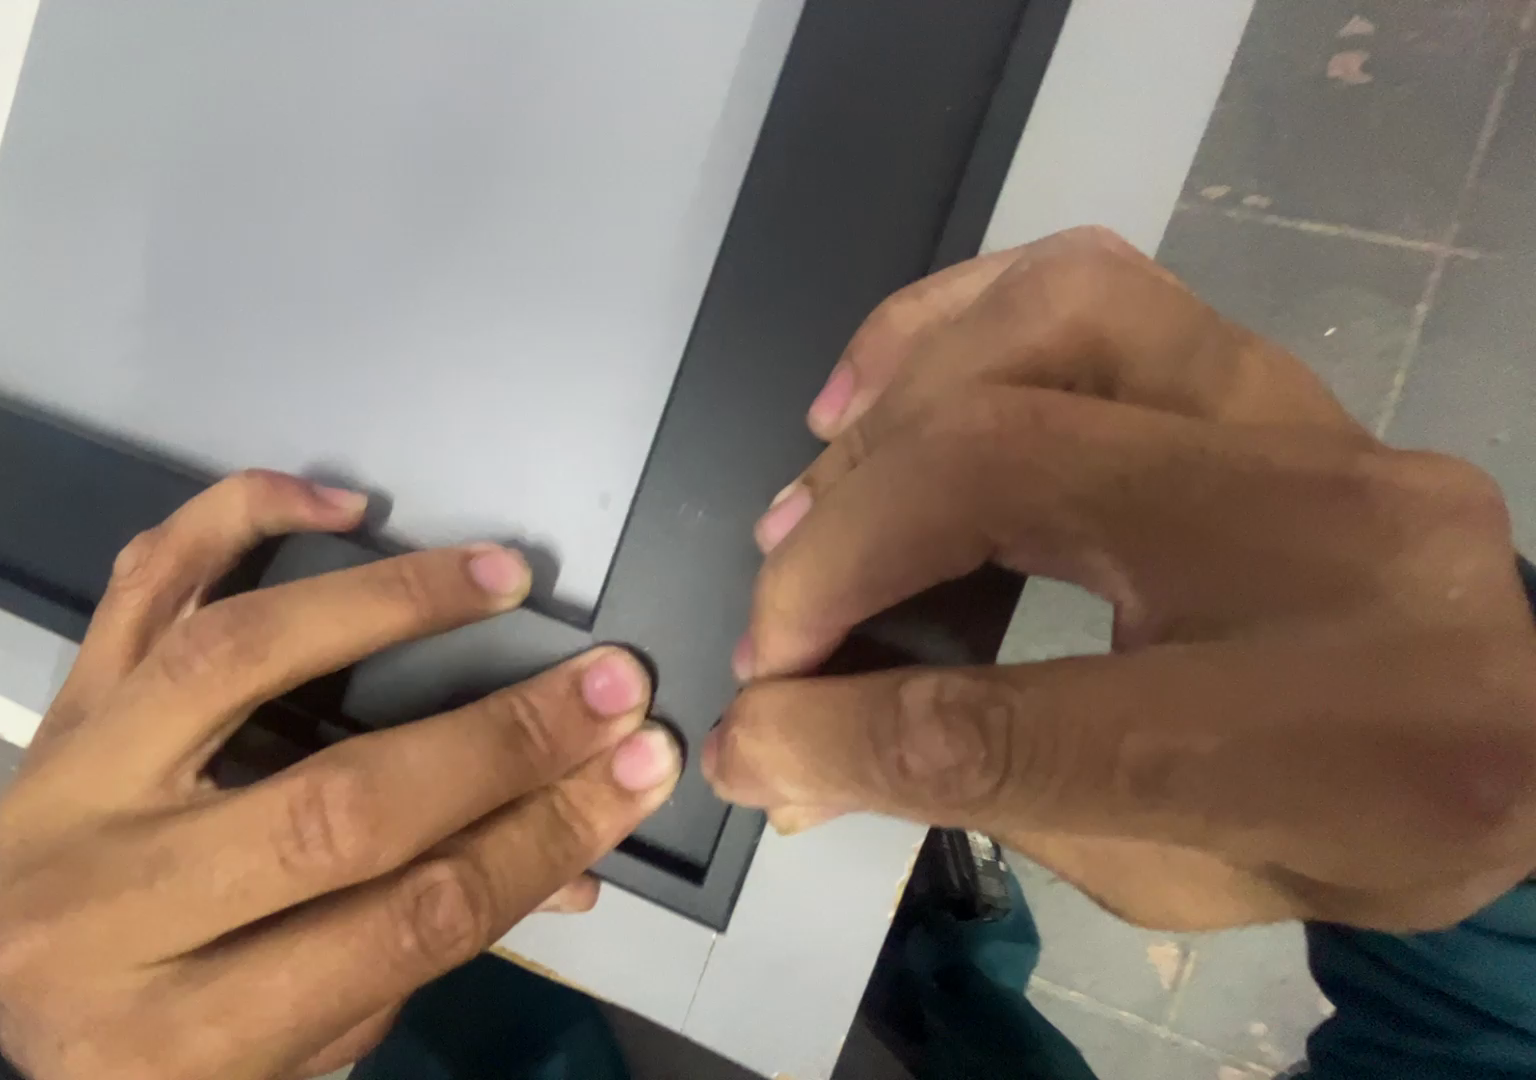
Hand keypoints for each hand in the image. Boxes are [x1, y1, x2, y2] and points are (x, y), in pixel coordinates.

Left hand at [0, 471, 680, 1079]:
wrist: (17, 1015)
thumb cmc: (188, 1036)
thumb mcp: (316, 1030)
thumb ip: (440, 934)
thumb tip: (584, 857)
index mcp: (189, 1034)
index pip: (413, 919)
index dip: (545, 837)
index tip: (641, 767)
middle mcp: (117, 900)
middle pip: (343, 804)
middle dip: (505, 737)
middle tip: (611, 681)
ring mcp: (75, 777)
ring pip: (236, 659)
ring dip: (394, 606)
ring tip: (503, 574)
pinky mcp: (66, 699)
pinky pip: (144, 580)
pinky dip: (242, 519)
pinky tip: (340, 504)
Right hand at [704, 227, 1535, 932]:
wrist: (1494, 726)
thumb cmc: (1319, 825)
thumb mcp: (1148, 870)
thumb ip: (950, 797)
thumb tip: (766, 754)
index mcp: (1340, 737)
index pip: (1014, 725)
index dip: (837, 729)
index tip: (749, 734)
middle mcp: (1334, 535)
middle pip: (1002, 468)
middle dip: (833, 555)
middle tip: (770, 633)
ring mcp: (1302, 411)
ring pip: (1044, 321)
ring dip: (881, 420)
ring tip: (804, 511)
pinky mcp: (1247, 359)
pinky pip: (1070, 279)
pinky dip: (927, 327)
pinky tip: (856, 400)